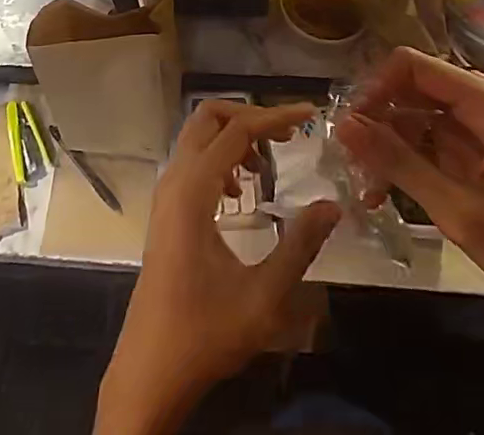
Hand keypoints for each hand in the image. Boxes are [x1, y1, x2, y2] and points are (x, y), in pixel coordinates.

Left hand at [96, 102, 340, 434]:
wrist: (150, 368)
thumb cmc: (205, 332)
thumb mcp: (264, 296)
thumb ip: (299, 246)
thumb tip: (333, 205)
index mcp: (193, 193)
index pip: (236, 131)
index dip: (275, 117)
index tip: (311, 116)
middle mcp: (173, 182)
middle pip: (207, 118)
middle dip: (250, 116)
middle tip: (288, 137)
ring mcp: (165, 195)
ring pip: (197, 138)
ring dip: (233, 138)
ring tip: (267, 166)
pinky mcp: (165, 210)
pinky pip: (192, 162)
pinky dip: (220, 159)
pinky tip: (240, 193)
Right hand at [335, 48, 483, 415]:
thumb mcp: (459, 212)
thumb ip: (399, 163)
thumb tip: (341, 124)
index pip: (413, 65)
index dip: (375, 87)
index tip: (350, 126)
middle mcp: (482, 107)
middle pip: (409, 88)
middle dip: (374, 118)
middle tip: (348, 159)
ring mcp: (477, 132)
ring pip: (411, 117)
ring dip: (383, 145)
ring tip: (363, 186)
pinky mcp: (472, 157)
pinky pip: (423, 144)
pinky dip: (399, 163)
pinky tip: (379, 194)